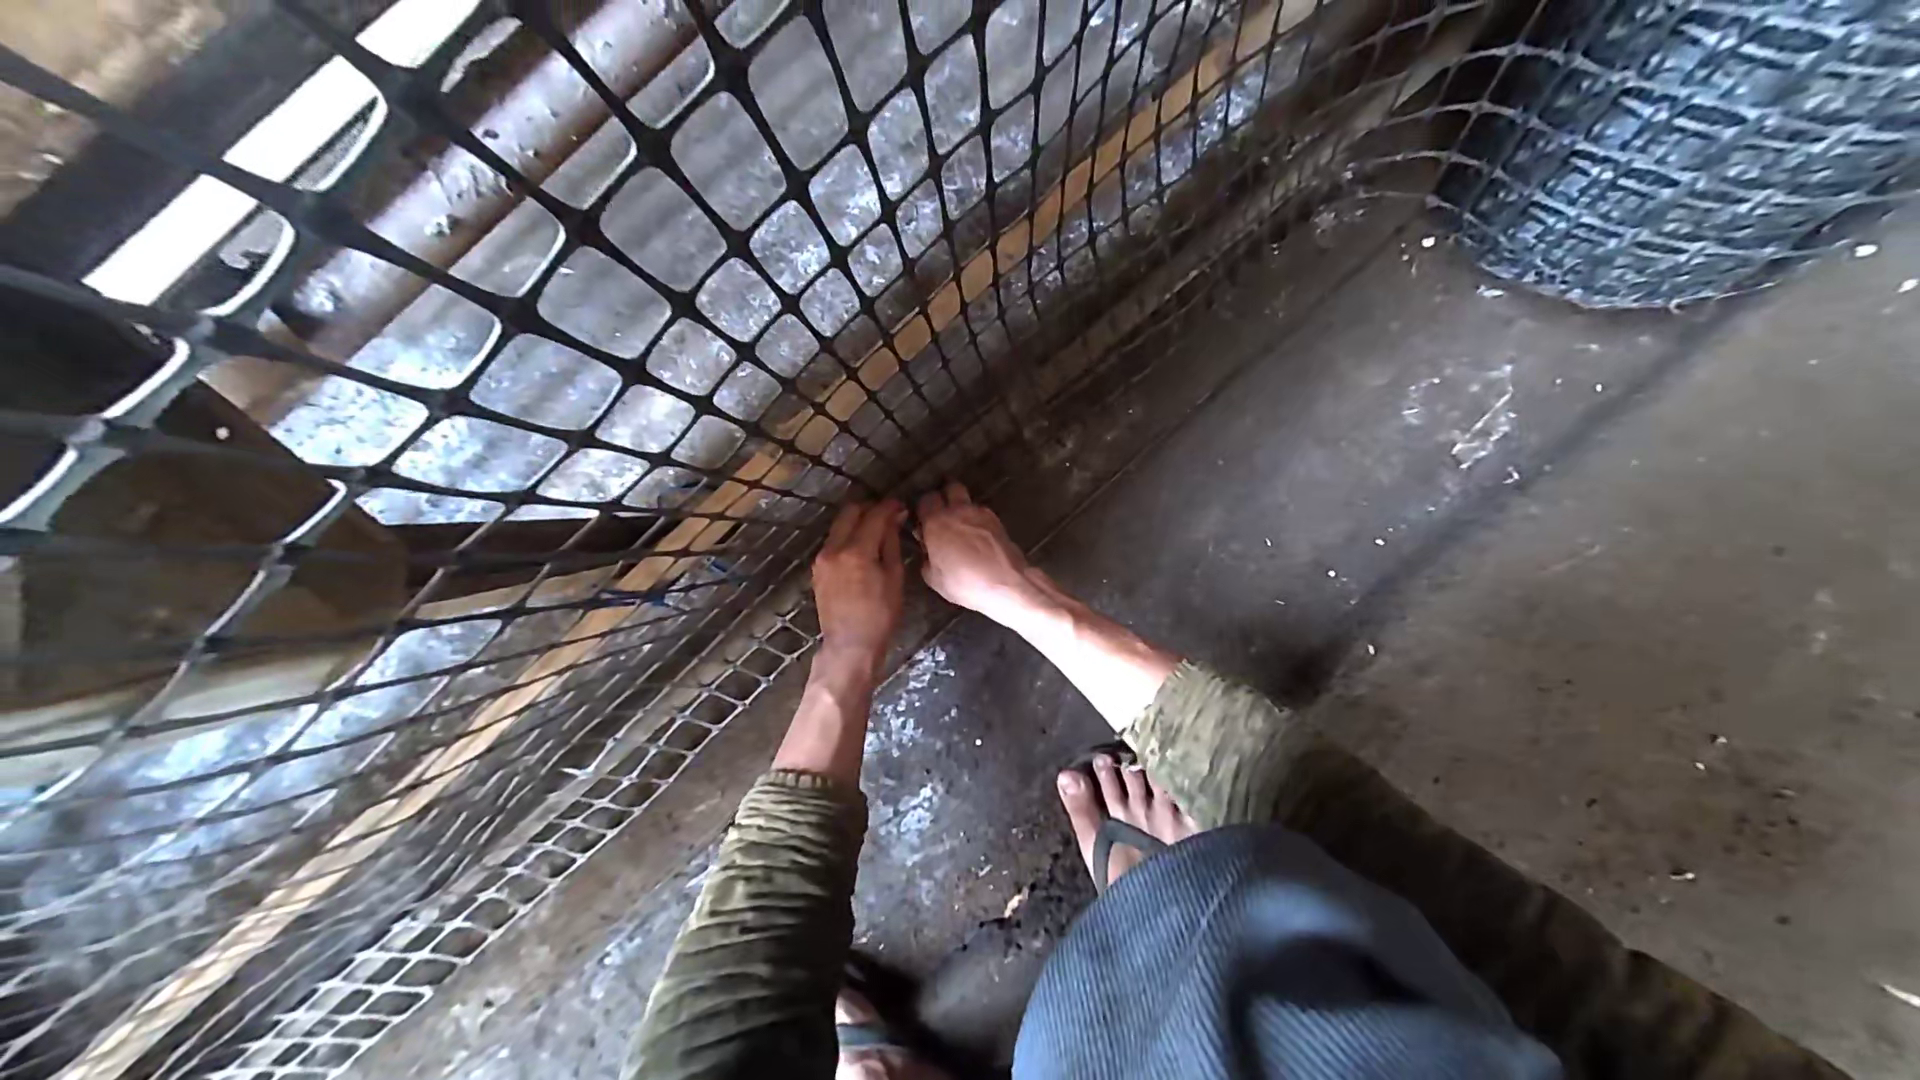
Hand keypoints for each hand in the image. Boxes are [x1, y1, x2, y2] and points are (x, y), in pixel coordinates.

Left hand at [812, 499, 906, 661]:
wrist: (850, 645)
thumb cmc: (881, 616)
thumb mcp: (894, 578)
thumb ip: (891, 544)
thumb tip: (894, 519)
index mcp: (856, 551)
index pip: (874, 515)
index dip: (890, 507)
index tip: (901, 506)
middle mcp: (834, 549)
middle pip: (850, 511)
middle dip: (870, 508)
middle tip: (888, 516)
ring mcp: (822, 558)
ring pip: (839, 525)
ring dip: (857, 521)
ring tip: (877, 531)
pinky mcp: (817, 568)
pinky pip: (833, 541)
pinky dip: (848, 537)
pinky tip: (862, 548)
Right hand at [916, 481, 1043, 625]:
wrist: (1004, 584)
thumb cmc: (963, 582)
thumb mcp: (933, 577)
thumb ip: (927, 557)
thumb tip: (928, 549)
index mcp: (936, 522)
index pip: (926, 500)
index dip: (923, 508)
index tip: (923, 520)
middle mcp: (958, 511)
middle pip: (951, 487)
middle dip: (945, 495)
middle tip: (943, 511)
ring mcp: (981, 513)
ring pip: (969, 500)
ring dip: (963, 508)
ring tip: (962, 526)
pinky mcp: (998, 521)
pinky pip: (982, 514)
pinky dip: (977, 520)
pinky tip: (978, 536)